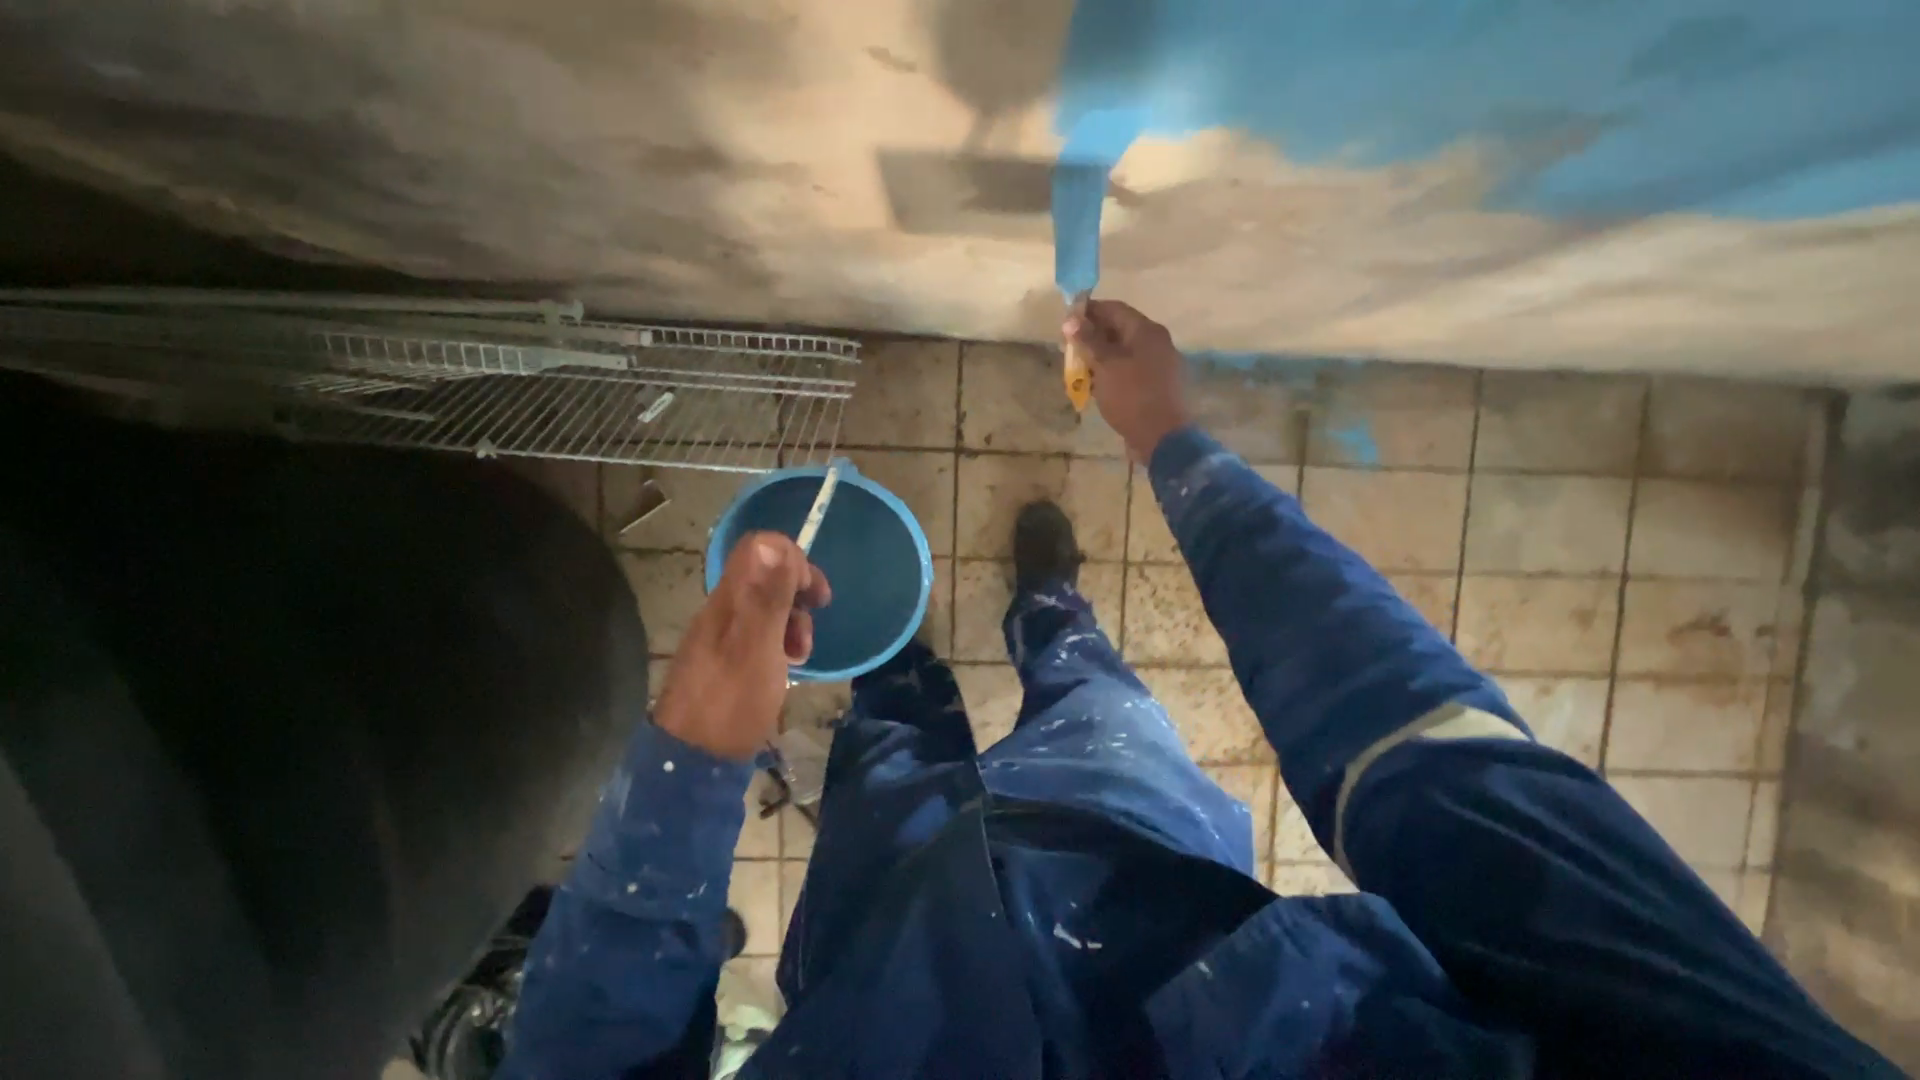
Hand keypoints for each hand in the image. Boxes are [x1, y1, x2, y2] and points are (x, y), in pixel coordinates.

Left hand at [652, 532, 831, 761]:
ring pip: (765, 607)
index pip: (759, 548)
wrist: (692, 760)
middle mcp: (722, 610)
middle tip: (816, 618)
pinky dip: (780, 642)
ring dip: (792, 621)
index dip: (793, 559)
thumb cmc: (731, 702)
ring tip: (802, 654)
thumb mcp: (758, 648)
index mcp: (728, 601)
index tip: (813, 594)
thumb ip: (768, 597)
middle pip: (765, 575)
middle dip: (798, 592)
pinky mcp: (725, 660)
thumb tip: (775, 544)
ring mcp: (721, 635)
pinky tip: (787, 666)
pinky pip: (759, 634)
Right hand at [1065, 300, 1193, 462]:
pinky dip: (1111, 373)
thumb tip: (1071, 319)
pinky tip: (1094, 385)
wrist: (1162, 438)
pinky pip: (1129, 371)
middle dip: (1092, 336)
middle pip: (1120, 330)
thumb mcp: (1105, 366)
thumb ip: (1088, 341)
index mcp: (1147, 331)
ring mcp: (1158, 365)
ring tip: (1077, 368)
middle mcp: (1156, 343)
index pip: (1114, 309)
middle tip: (1068, 347)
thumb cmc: (1132, 396)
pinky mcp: (1155, 386)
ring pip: (1123, 352)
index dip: (1089, 311)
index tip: (1066, 320)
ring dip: (1099, 357)